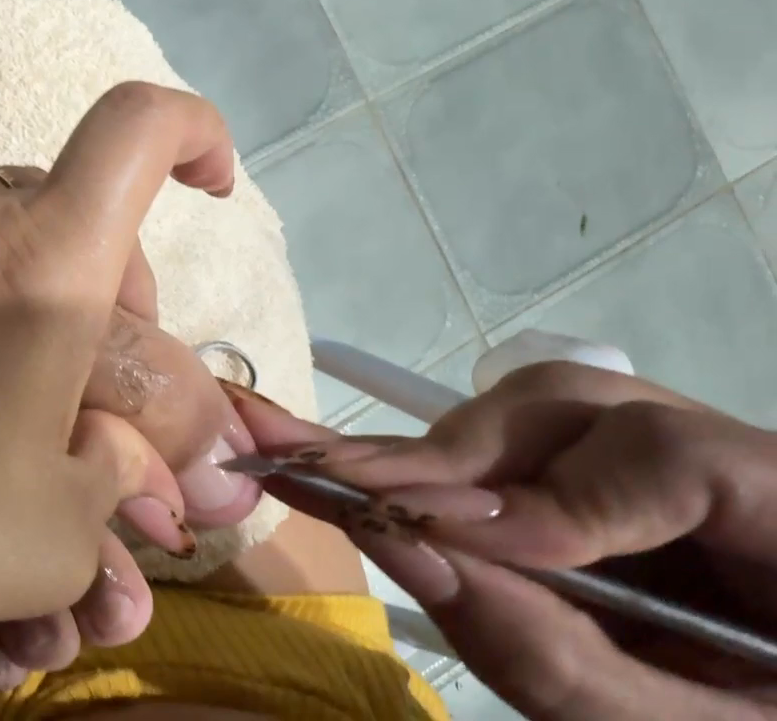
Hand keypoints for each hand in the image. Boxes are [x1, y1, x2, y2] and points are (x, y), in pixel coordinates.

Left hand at [0, 83, 236, 694]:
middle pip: (75, 197)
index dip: (193, 130)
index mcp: (47, 266)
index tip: (211, 181)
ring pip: (4, 191)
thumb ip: (121, 467)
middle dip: (114, 269)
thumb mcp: (59, 531)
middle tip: (95, 368)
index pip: (137, 128)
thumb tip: (138, 446)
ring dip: (39, 240)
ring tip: (23, 319)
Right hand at [238, 362, 776, 719]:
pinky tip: (344, 465)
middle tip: (333, 480)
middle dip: (452, 457)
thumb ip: (557, 660)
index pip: (674, 458)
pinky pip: (509, 451)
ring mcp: (662, 466)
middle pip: (574, 408)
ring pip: (525, 414)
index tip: (454, 542)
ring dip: (429, 460)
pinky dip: (428, 470)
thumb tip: (400, 549)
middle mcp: (740, 465)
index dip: (560, 495)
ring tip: (332, 479)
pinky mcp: (599, 481)